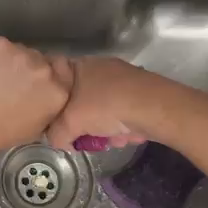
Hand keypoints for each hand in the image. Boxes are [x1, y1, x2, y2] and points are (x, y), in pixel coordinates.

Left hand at [0, 35, 70, 157]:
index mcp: (56, 88)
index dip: (47, 74)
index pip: (61, 70)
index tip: (32, 81)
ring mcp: (15, 50)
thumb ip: (47, 104)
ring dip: (5, 61)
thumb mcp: (35, 126)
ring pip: (13, 50)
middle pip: (37, 58)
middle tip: (7, 83)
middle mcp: (40, 65)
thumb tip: (43, 93)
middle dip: (25, 68)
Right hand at [43, 56, 165, 149]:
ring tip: (109, 140)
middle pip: (80, 101)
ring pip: (102, 110)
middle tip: (83, 137)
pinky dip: (120, 127)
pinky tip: (124, 136)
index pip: (57, 84)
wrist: (153, 107)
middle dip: (82, 123)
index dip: (53, 106)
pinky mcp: (139, 93)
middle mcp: (100, 68)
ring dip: (103, 129)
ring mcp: (121, 80)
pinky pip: (121, 113)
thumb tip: (58, 141)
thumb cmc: (105, 106)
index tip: (56, 124)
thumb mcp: (70, 123)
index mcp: (79, 66)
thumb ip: (56, 133)